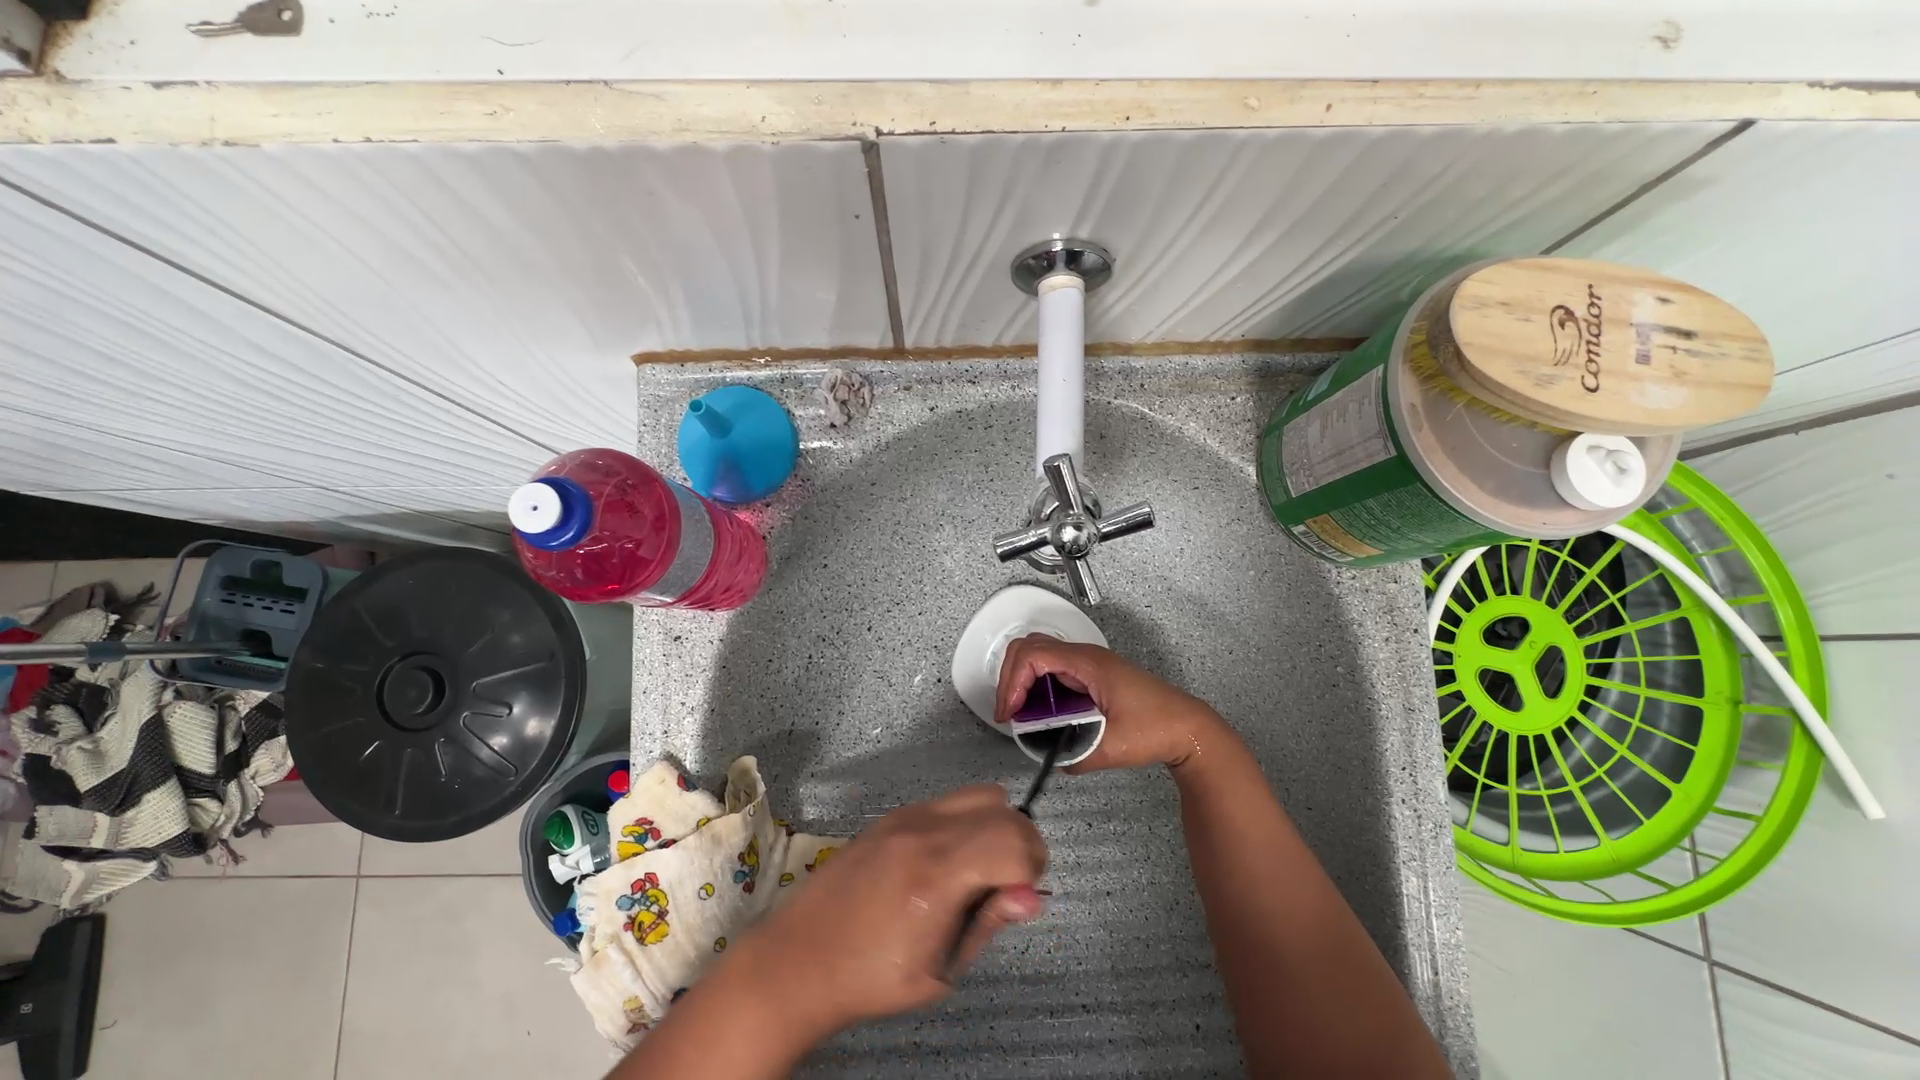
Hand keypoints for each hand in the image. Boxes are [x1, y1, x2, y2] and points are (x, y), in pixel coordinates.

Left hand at [728, 785, 1047, 1036]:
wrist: (798, 960)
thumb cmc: (871, 978)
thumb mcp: (940, 969)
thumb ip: (988, 923)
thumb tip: (1031, 895)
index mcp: (936, 875)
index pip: (1015, 843)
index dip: (1032, 870)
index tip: (1019, 900)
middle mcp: (923, 832)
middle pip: (1004, 810)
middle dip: (1023, 844)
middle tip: (1009, 886)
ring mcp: (905, 817)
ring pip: (981, 794)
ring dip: (997, 826)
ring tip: (981, 870)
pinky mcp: (890, 816)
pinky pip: (948, 802)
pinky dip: (966, 822)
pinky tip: (947, 862)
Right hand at [994, 635, 1227, 774]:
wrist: (1188, 727)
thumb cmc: (1157, 727)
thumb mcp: (1113, 747)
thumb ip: (1077, 755)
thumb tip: (1051, 760)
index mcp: (1088, 663)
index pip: (1033, 656)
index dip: (1012, 682)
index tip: (1010, 714)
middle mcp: (1085, 656)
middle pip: (1030, 647)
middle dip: (1011, 677)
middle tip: (1009, 712)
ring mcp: (1089, 664)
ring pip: (1040, 655)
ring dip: (1022, 680)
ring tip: (1020, 714)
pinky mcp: (1092, 675)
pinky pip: (1054, 669)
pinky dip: (1037, 685)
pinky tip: (1040, 713)